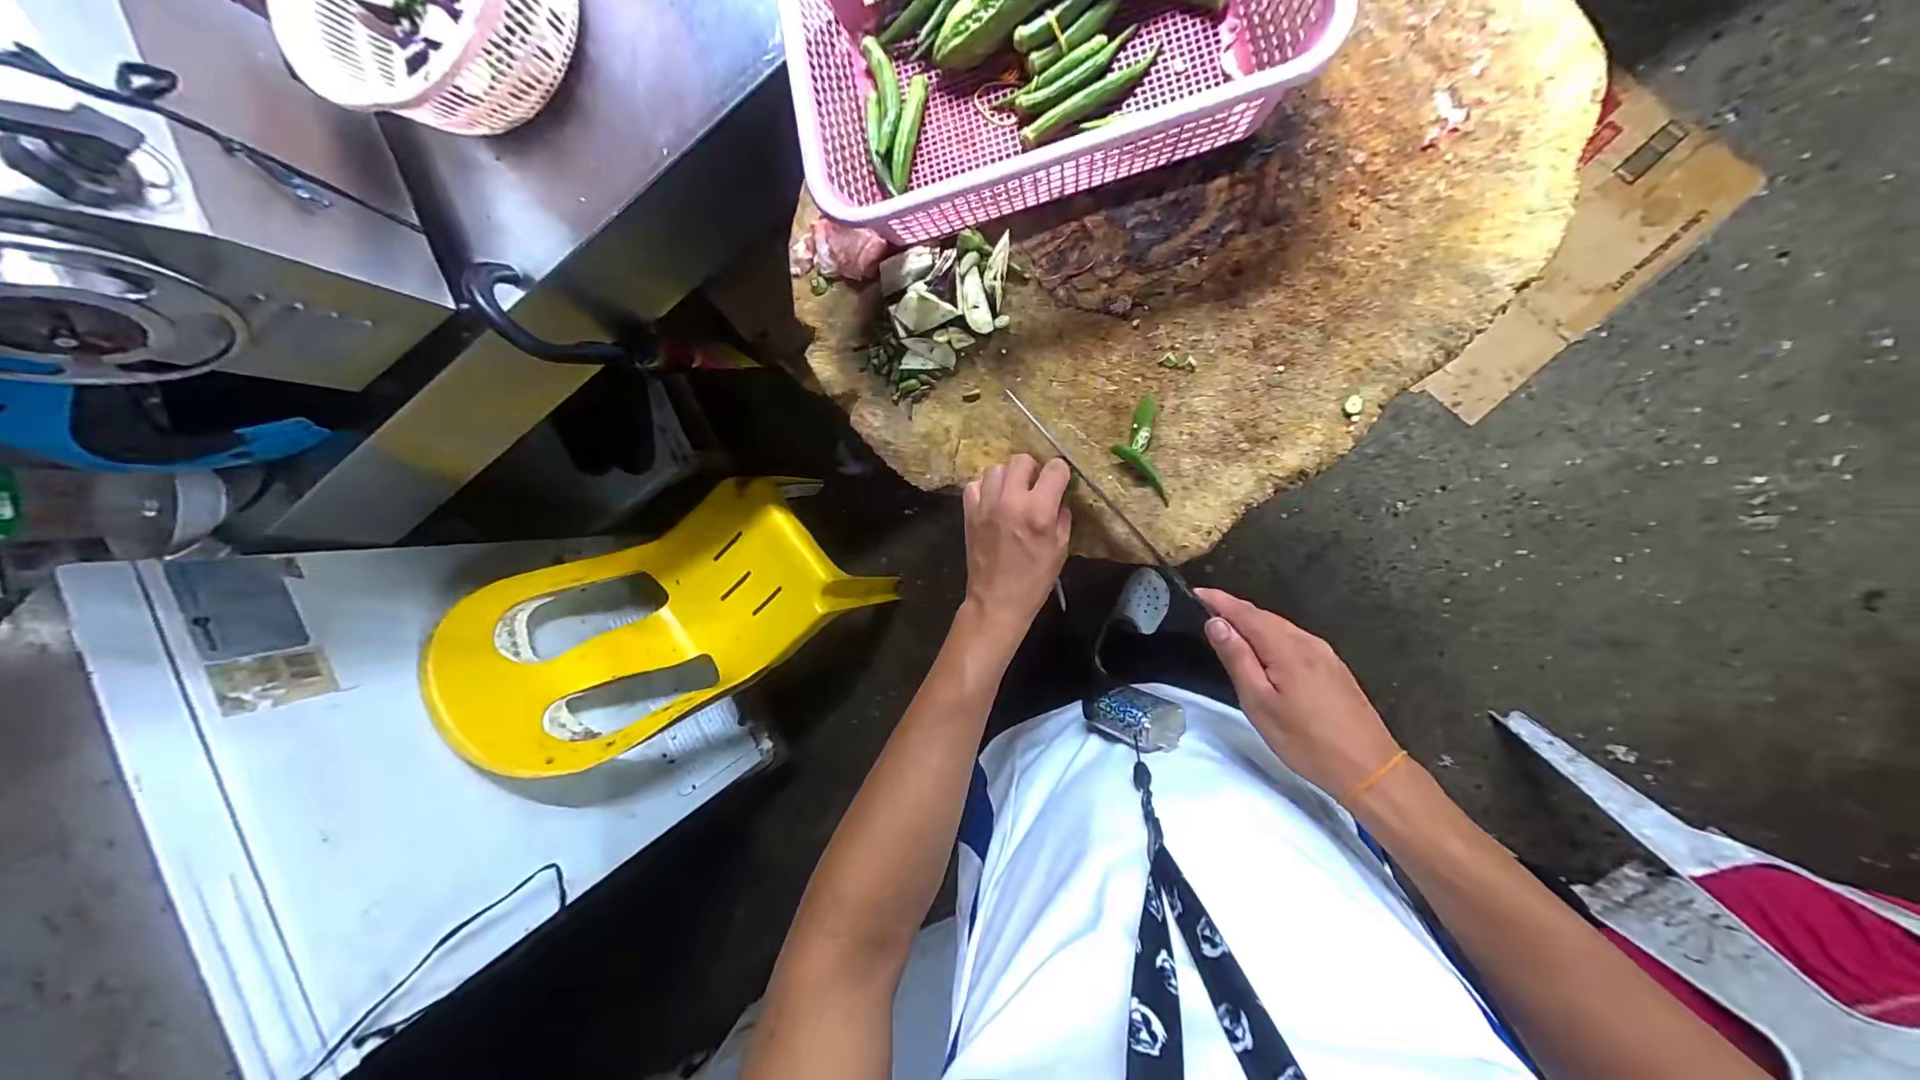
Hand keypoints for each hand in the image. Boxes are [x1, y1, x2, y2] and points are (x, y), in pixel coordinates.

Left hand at [962, 453, 1070, 637]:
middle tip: (1035, 487)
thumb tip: (1059, 500)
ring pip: (996, 469)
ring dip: (1008, 477)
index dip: (1060, 473)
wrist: (996, 601)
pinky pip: (975, 485)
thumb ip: (1062, 518)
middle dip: (1033, 470)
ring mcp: (986, 505)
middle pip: (1021, 460)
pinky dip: (985, 489)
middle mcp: (1011, 501)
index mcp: (1038, 510)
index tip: (1060, 483)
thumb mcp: (1061, 549)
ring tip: (1013, 494)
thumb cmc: (1034, 580)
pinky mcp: (969, 513)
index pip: (1054, 468)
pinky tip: (993, 502)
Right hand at [1197, 588, 1406, 803]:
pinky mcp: (1333, 668)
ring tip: (1227, 625)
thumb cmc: (1305, 740)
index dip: (1219, 601)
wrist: (1369, 768)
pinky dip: (1271, 635)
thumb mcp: (1259, 702)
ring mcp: (1325, 654)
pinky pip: (1294, 639)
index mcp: (1287, 648)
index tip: (1196, 592)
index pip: (1246, 613)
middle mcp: (1308, 643)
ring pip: (1281, 627)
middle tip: (1205, 607)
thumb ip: (1237, 658)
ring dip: (1252, 622)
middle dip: (1234, 609)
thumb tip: (1216, 623)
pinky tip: (1262, 647)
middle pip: (1264, 616)